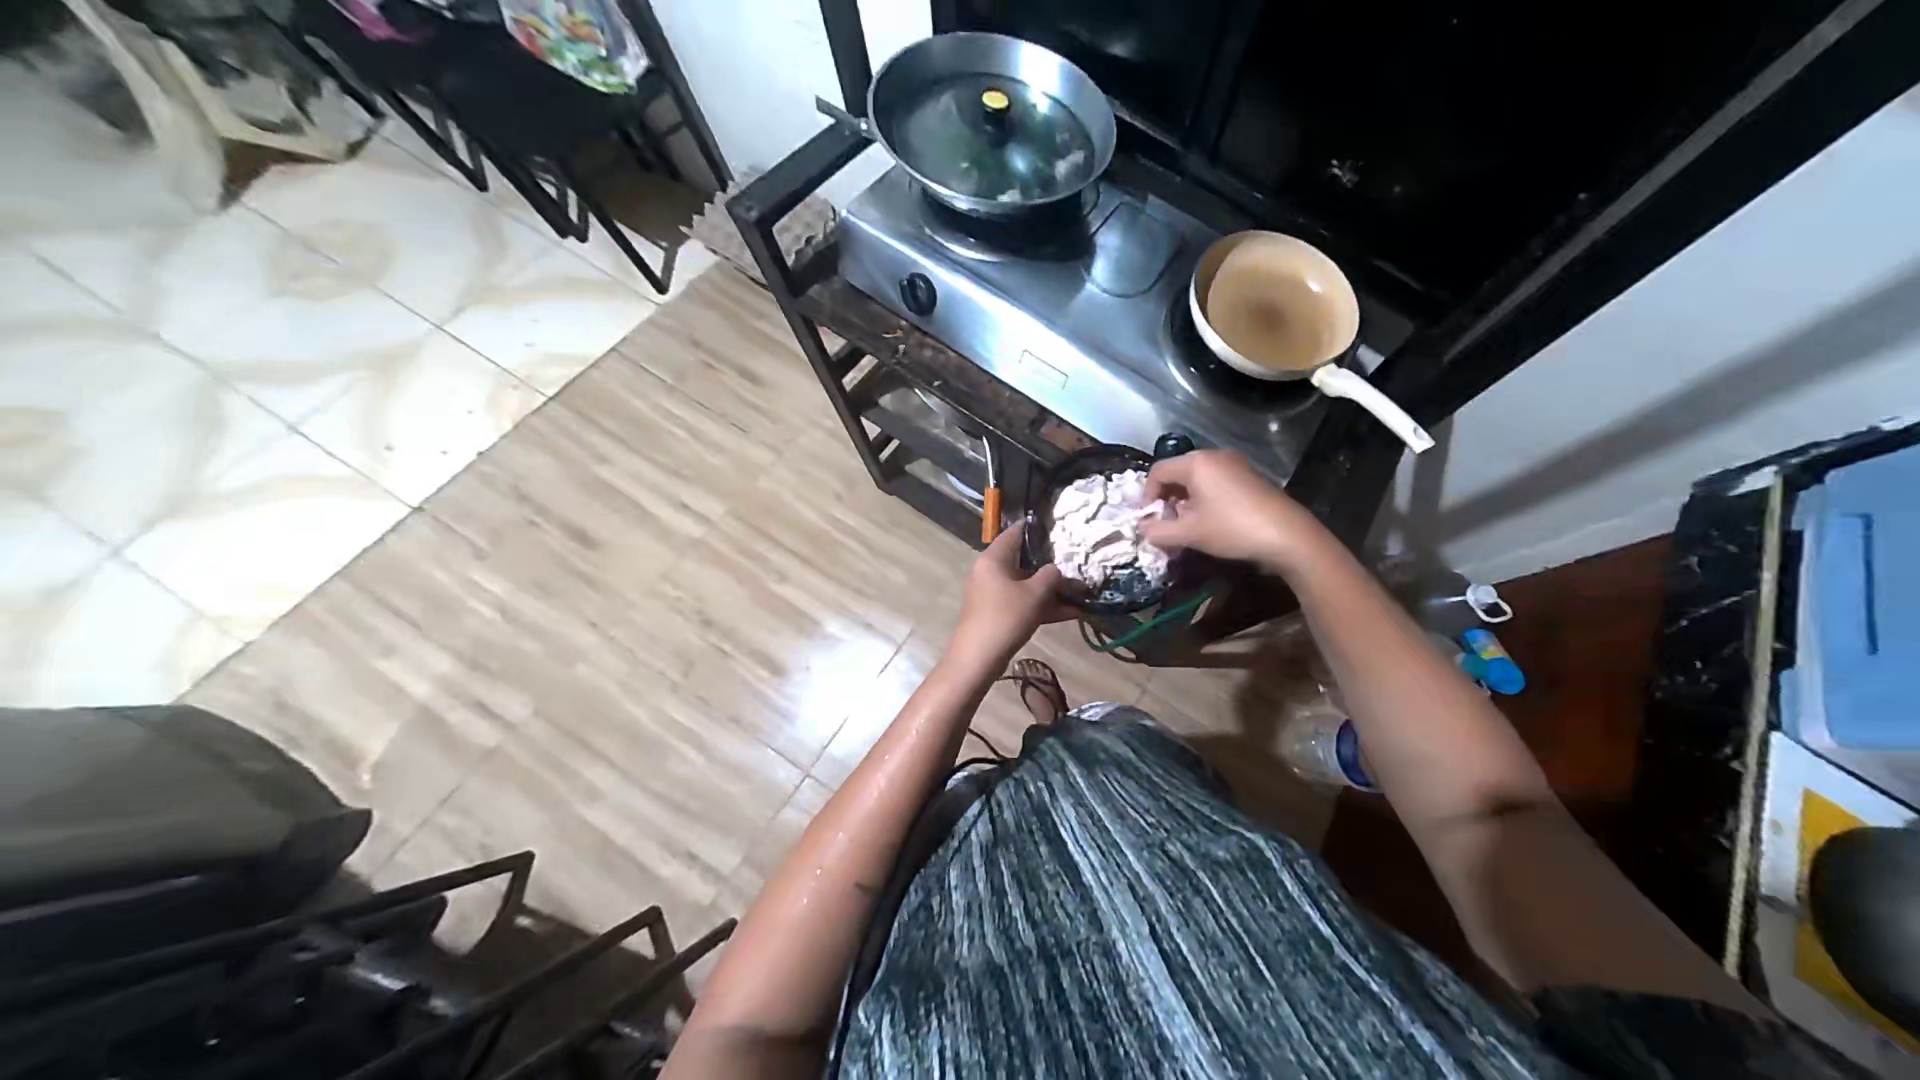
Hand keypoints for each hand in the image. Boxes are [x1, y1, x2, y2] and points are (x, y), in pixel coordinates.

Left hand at [950, 528, 1074, 665]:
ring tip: (1083, 591)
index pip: (1016, 532)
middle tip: (1078, 563)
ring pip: (1028, 584)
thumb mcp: (1034, 593)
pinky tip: (1074, 612)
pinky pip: (1025, 602)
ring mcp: (995, 593)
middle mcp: (992, 571)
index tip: (1062, 529)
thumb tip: (1058, 569)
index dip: (1039, 529)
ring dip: (1054, 589)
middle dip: (1053, 564)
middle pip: (1025, 560)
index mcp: (994, 558)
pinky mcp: (1000, 613)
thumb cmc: (1005, 617)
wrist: (978, 658)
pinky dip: (1045, 606)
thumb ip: (1051, 575)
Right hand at [1140, 450, 1330, 572]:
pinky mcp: (1248, 477)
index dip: (1147, 495)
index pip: (1157, 471)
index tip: (1149, 519)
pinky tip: (1209, 522)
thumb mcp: (1188, 533)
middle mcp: (1214, 456)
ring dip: (1184, 502)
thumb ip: (1157, 531)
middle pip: (1177, 473)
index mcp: (1196, 463)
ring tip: (1186, 527)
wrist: (1288, 536)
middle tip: (1165, 525)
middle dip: (1166, 499)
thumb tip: (1142, 530)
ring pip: (1196, 479)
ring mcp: (1234, 465)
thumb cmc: (1232, 529)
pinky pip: (1214, 482)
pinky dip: (1203, 499)